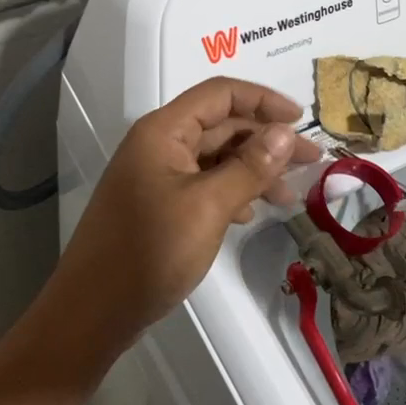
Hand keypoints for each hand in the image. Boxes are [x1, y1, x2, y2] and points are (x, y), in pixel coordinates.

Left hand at [52, 77, 321, 343]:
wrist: (94, 310)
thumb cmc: (150, 251)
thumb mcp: (208, 207)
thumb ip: (249, 167)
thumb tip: (285, 132)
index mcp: (163, 131)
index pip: (220, 94)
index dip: (263, 100)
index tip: (303, 119)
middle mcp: (157, 145)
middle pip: (219, 125)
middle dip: (266, 139)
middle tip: (312, 163)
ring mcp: (154, 176)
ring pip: (213, 157)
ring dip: (252, 169)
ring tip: (288, 196)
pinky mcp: (156, 206)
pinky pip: (201, 184)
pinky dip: (230, 191)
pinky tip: (250, 214)